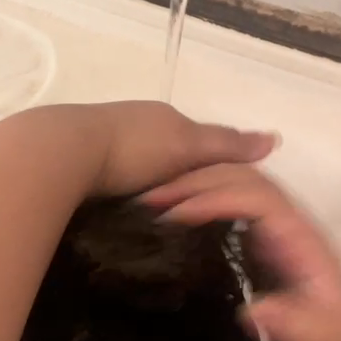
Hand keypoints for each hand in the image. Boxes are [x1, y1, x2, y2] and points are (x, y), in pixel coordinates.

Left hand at [38, 102, 276, 197]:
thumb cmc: (134, 148)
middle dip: (175, 180)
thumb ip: (226, 146)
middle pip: (164, 156)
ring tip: (156, 223)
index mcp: (162, 118)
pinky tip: (122, 215)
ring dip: (145, 190)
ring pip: (136, 171)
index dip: (208, 166)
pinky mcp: (81, 169)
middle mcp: (134, 125)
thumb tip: (274, 139)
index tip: (217, 198)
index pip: (195, 141)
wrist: (66, 153)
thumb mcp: (188, 147)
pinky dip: (120, 196)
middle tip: (187, 216)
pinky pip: (111, 183)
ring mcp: (104, 146)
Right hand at [141, 164, 340, 340]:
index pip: (259, 200)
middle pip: (245, 182)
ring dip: (195, 188)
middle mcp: (290, 230)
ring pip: (236, 191)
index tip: (173, 215)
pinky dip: (198, 208)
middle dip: (197, 182)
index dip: (215, 199)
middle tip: (147, 200)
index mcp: (304, 243)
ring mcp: (275, 239)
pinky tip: (168, 223)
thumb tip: (251, 311)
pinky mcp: (260, 254)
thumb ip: (289, 324)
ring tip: (151, 204)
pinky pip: (228, 215)